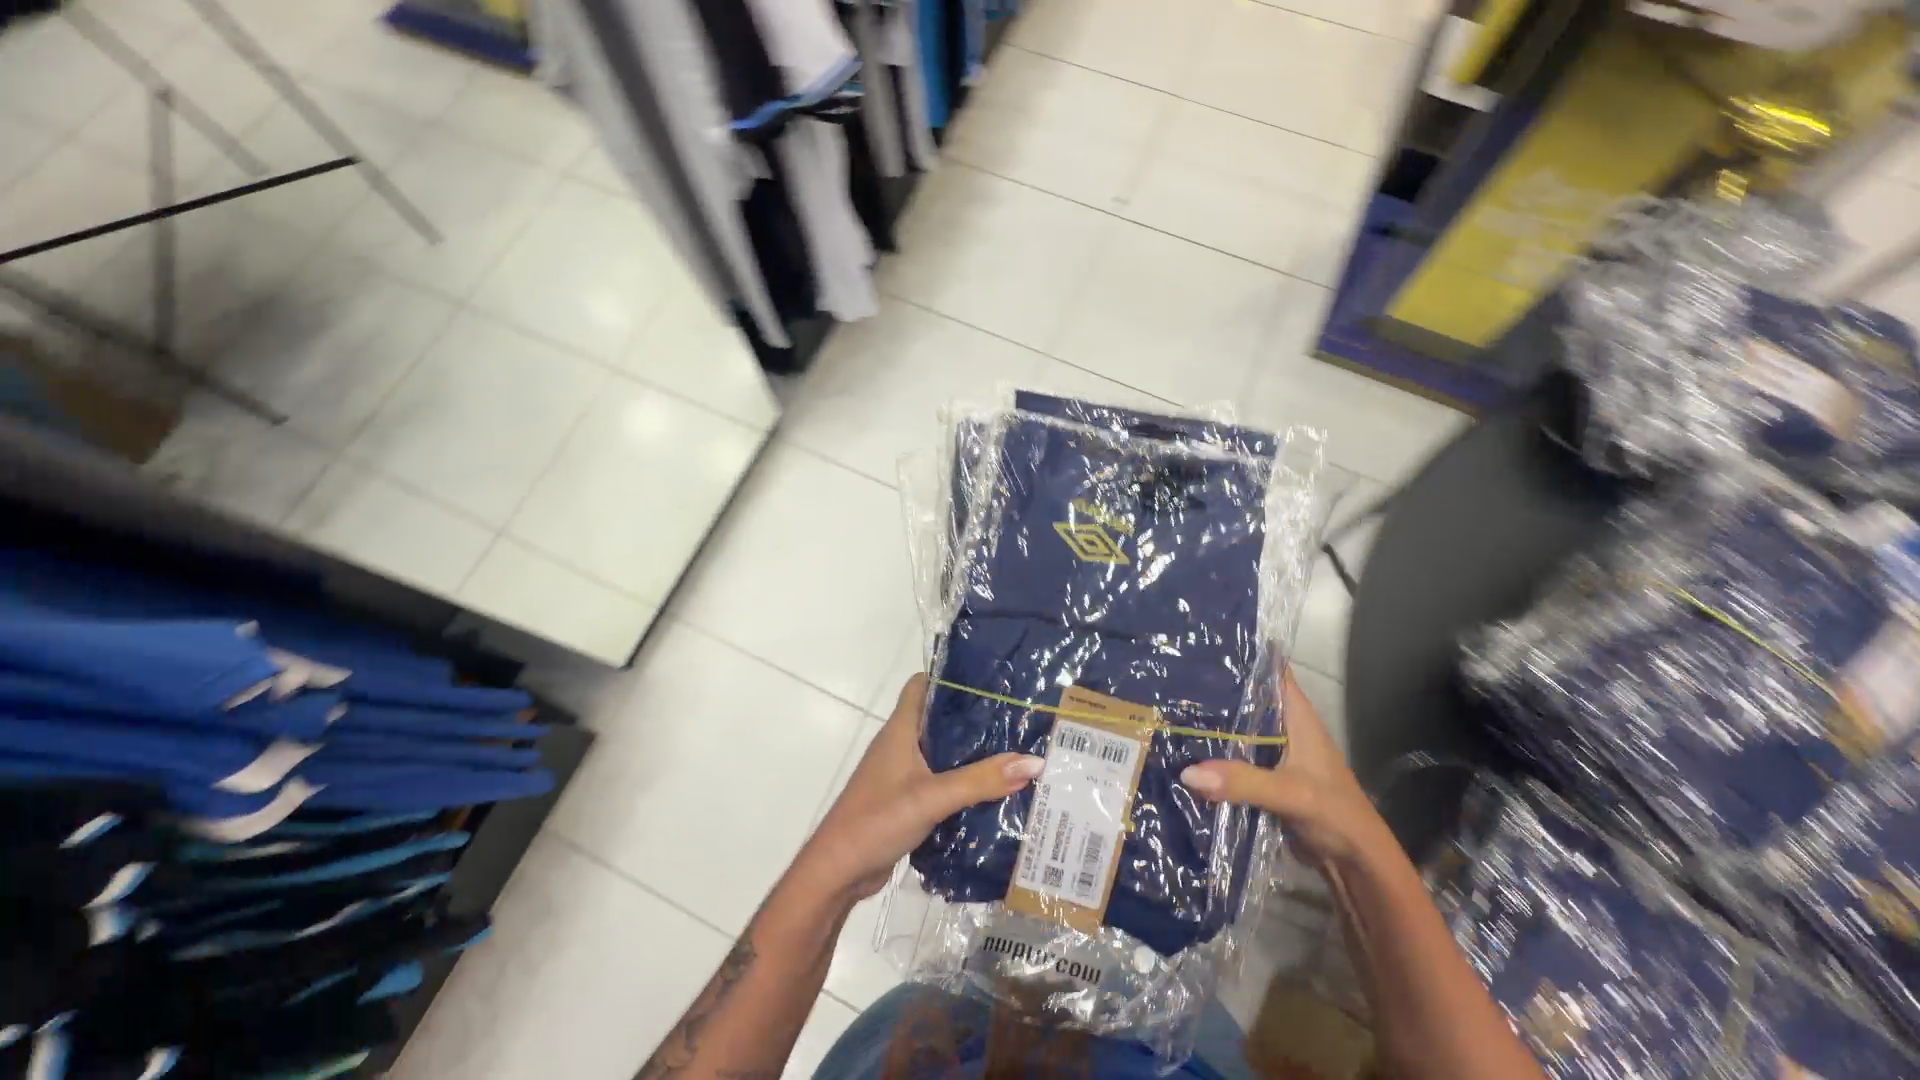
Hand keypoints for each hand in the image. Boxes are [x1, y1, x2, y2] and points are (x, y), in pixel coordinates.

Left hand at [797, 674, 1044, 901]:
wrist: (838, 871)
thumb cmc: (876, 820)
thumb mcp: (932, 797)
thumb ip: (981, 779)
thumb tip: (1035, 761)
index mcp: (900, 731)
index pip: (922, 685)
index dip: (952, 676)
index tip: (992, 678)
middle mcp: (901, 747)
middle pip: (940, 720)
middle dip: (975, 717)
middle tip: (1019, 717)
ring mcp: (902, 776)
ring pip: (943, 754)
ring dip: (973, 754)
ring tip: (1018, 751)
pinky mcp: (908, 802)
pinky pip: (942, 784)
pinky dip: (965, 785)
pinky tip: (995, 792)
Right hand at [1178, 669, 1388, 867]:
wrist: (1355, 862)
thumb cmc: (1335, 814)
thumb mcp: (1290, 793)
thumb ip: (1242, 781)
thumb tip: (1187, 772)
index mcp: (1300, 720)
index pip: (1273, 675)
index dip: (1246, 657)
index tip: (1207, 644)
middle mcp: (1287, 732)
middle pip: (1249, 703)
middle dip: (1217, 692)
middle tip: (1172, 680)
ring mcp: (1276, 759)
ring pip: (1240, 734)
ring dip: (1213, 728)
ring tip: (1169, 712)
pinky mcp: (1267, 783)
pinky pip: (1236, 763)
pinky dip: (1215, 759)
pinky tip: (1185, 756)